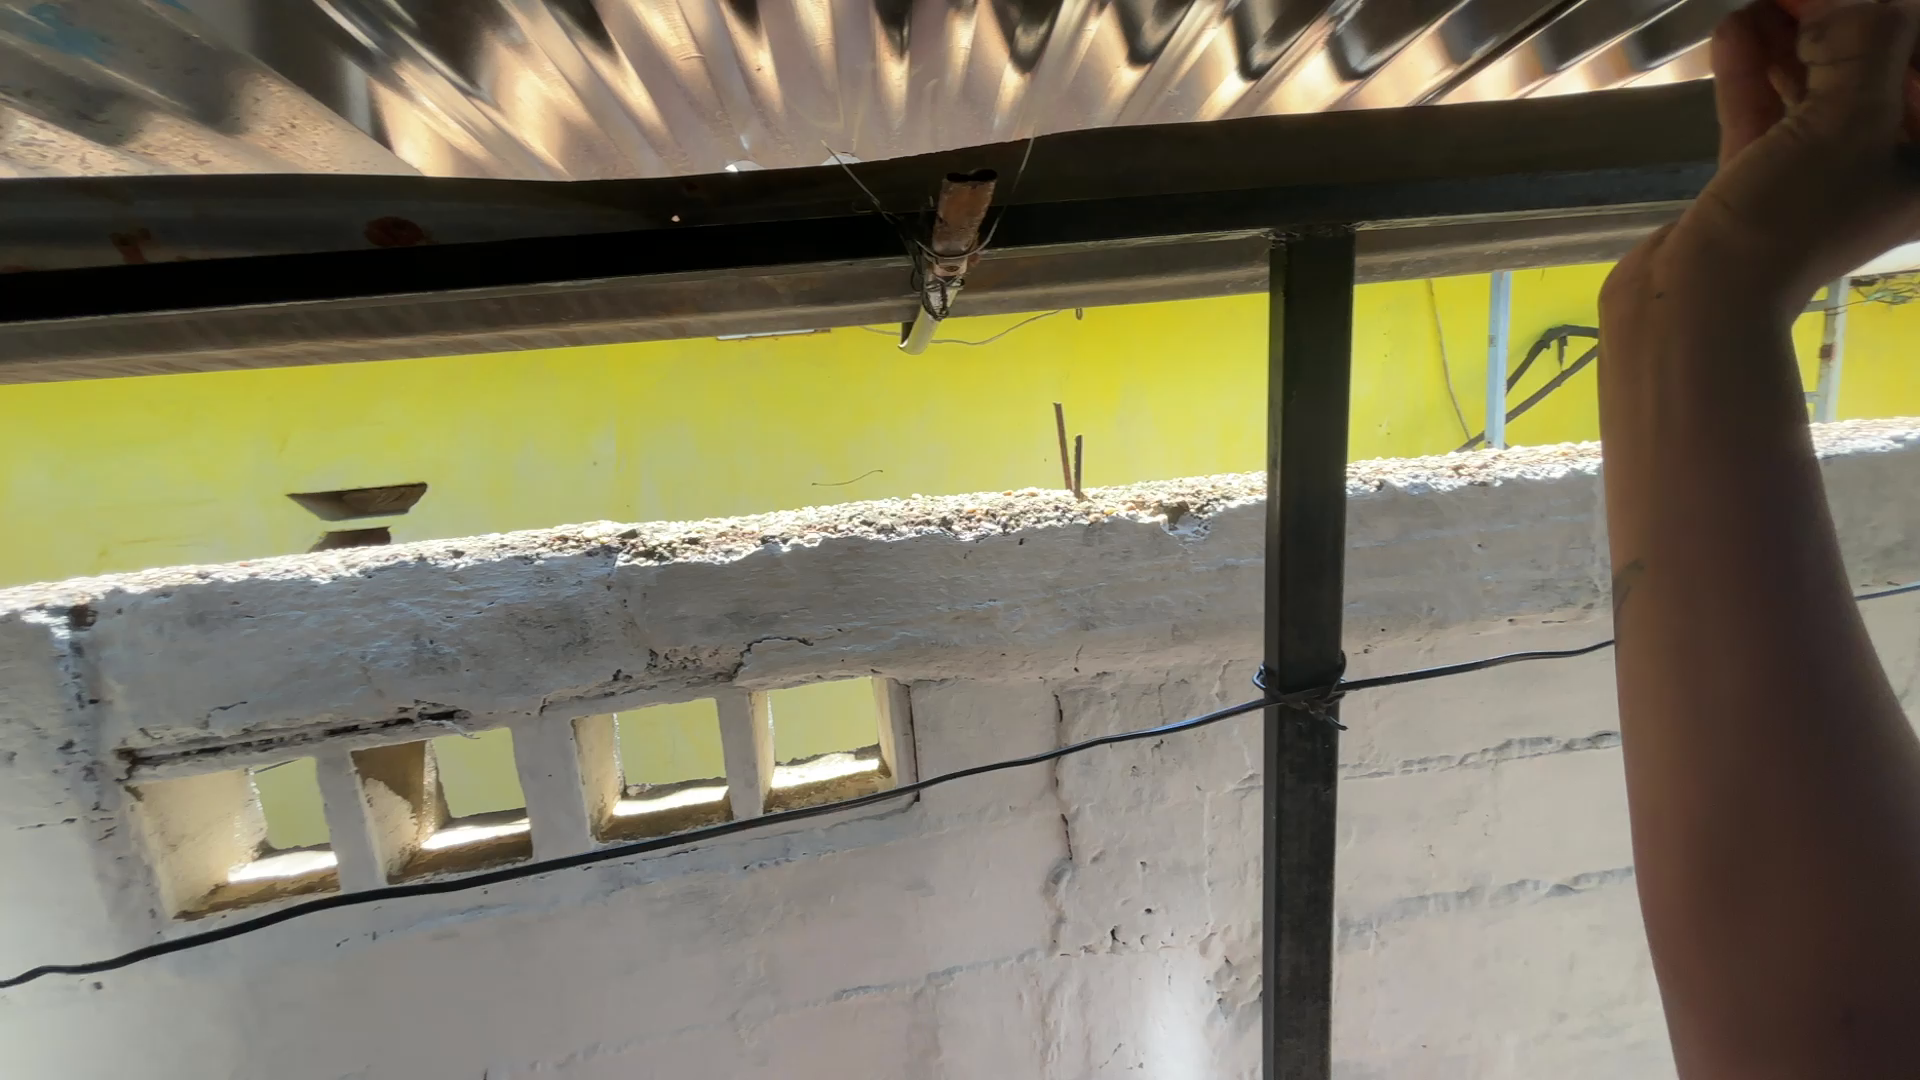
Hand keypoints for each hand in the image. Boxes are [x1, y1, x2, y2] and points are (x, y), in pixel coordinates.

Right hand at [1668, 0, 1919, 310]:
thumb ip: (1861, 44)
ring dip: (1790, 41)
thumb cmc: (1784, 224)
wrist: (1689, 306)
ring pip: (1816, 86)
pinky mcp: (1756, 183)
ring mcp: (1818, 171)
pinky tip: (1731, 36)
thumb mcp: (1841, 123)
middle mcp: (1891, 158)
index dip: (1897, 17)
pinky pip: (1764, 117)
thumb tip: (1840, 3)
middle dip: (1844, 20)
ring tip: (1758, 5)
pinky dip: (1751, 77)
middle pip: (1879, 65)